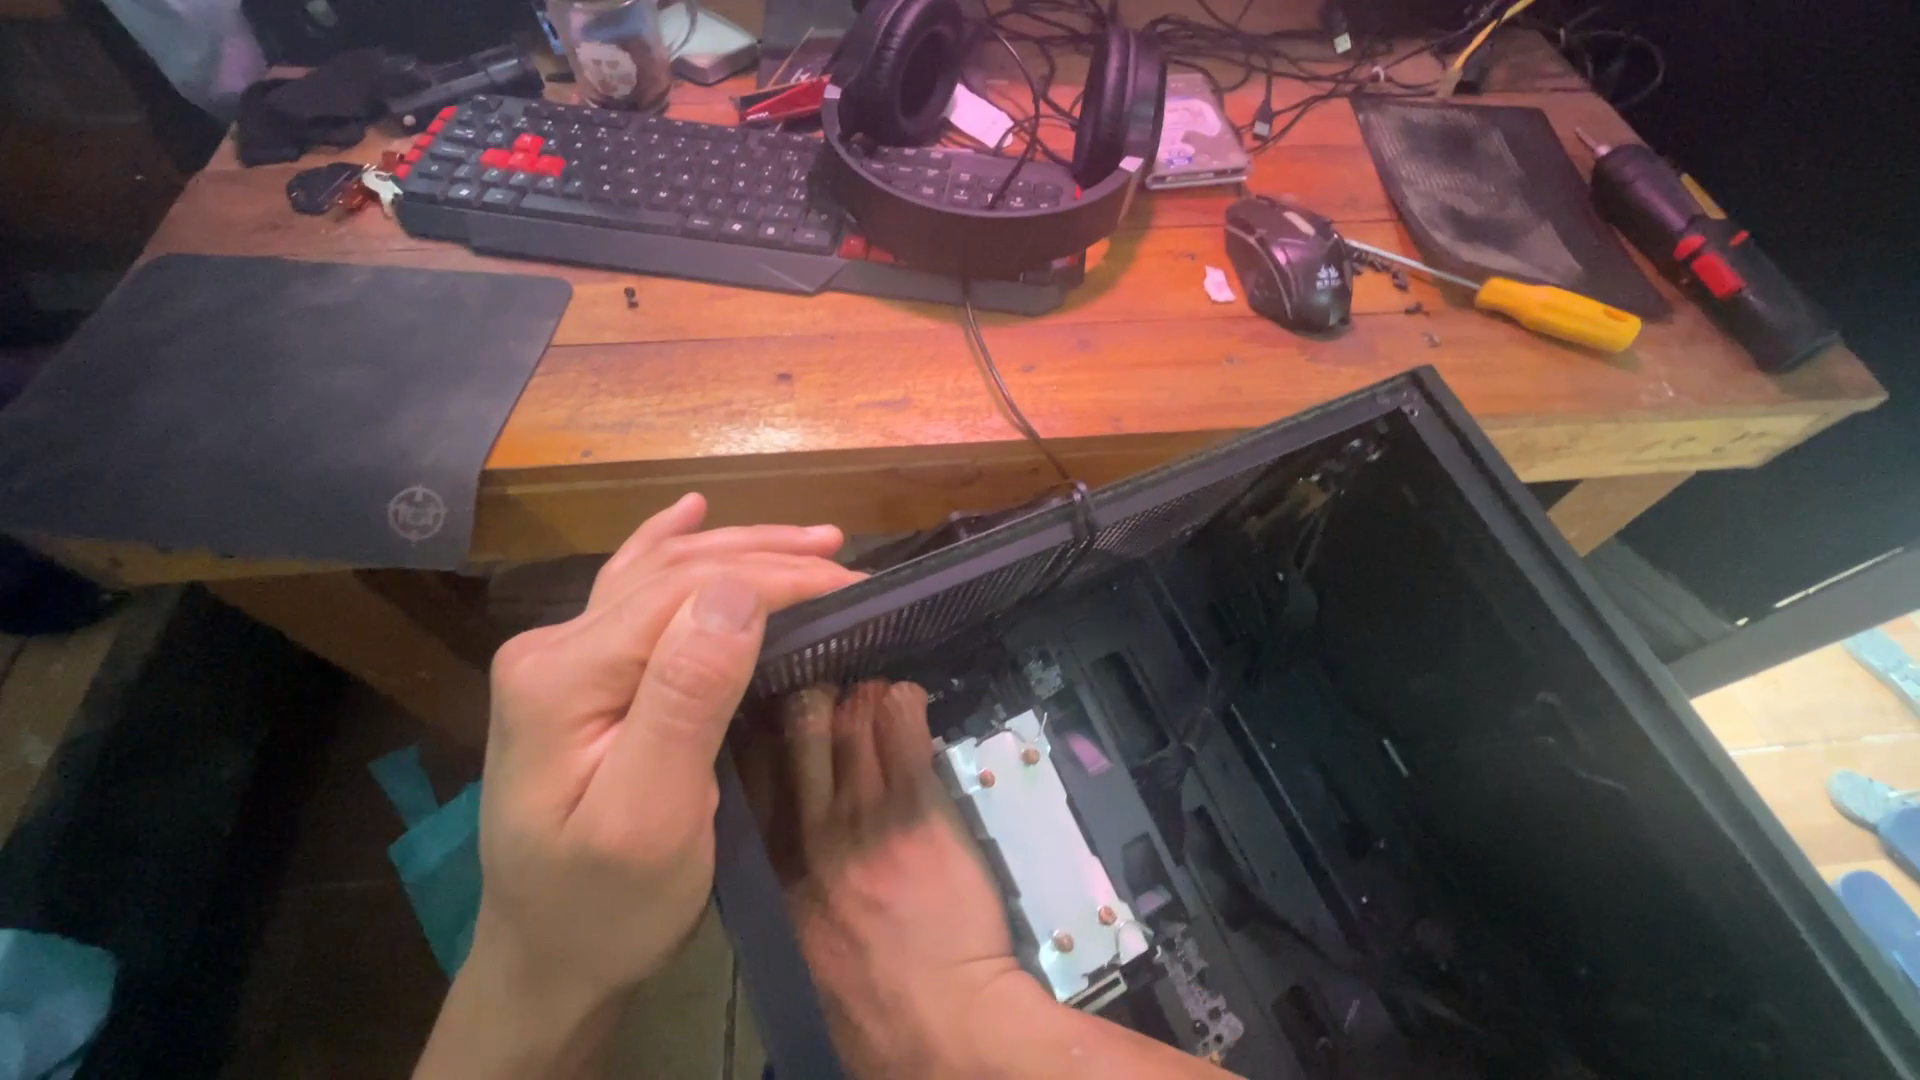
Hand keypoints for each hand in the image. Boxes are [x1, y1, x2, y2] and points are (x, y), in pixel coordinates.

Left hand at [472, 493, 863, 1001]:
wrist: (547, 956)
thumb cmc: (608, 903)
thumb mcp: (651, 816)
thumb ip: (685, 697)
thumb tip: (736, 593)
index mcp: (567, 675)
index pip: (689, 592)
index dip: (777, 578)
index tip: (853, 584)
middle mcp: (554, 646)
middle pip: (675, 570)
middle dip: (768, 557)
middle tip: (847, 560)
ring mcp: (559, 656)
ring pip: (660, 570)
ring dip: (739, 547)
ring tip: (810, 538)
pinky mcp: (575, 672)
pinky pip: (629, 587)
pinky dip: (670, 543)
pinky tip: (692, 511)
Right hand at [747, 681, 1038, 1076]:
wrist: (945, 1028)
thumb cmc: (868, 993)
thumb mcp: (797, 939)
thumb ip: (784, 875)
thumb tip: (779, 821)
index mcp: (773, 869)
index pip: (750, 775)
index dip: (762, 732)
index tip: (773, 710)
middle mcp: (811, 835)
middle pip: (796, 733)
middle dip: (809, 698)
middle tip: (827, 690)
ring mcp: (867, 819)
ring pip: (850, 724)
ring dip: (859, 697)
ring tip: (868, 691)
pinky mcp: (922, 813)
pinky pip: (906, 737)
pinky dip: (904, 706)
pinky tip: (905, 698)